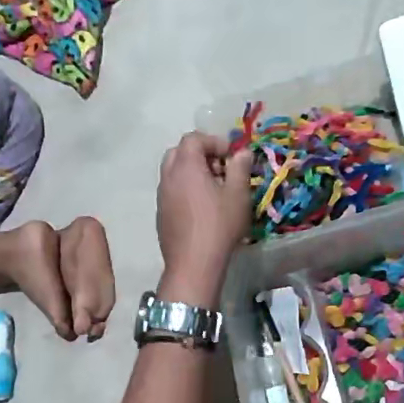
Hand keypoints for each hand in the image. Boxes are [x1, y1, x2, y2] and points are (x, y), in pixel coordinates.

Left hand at [155, 131, 251, 299]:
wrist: (193, 264)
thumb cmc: (219, 226)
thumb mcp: (238, 195)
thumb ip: (240, 168)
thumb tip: (242, 152)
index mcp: (185, 166)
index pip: (194, 138)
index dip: (214, 142)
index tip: (231, 157)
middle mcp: (168, 176)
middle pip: (179, 152)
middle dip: (201, 155)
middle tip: (221, 170)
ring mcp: (161, 196)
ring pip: (173, 172)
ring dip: (192, 173)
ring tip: (214, 190)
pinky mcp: (161, 214)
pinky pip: (172, 191)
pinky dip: (185, 189)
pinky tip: (202, 209)